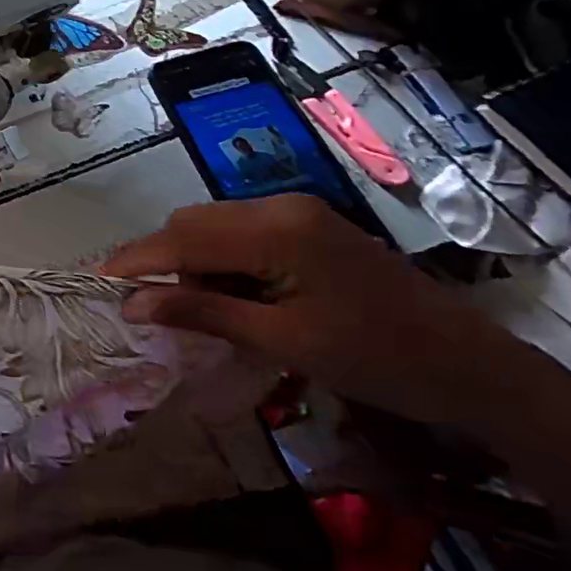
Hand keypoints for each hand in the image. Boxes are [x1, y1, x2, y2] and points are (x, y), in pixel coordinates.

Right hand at [102, 196, 525, 433]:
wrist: (473, 366)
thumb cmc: (378, 359)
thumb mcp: (284, 340)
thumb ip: (204, 314)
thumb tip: (133, 303)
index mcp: (276, 228)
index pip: (184, 237)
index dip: (138, 257)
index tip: (98, 277)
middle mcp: (280, 205)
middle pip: (195, 222)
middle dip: (167, 261)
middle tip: (155, 308)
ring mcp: (296, 210)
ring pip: (215, 226)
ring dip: (196, 264)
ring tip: (208, 312)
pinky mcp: (306, 224)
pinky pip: (242, 233)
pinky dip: (224, 262)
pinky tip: (237, 297)